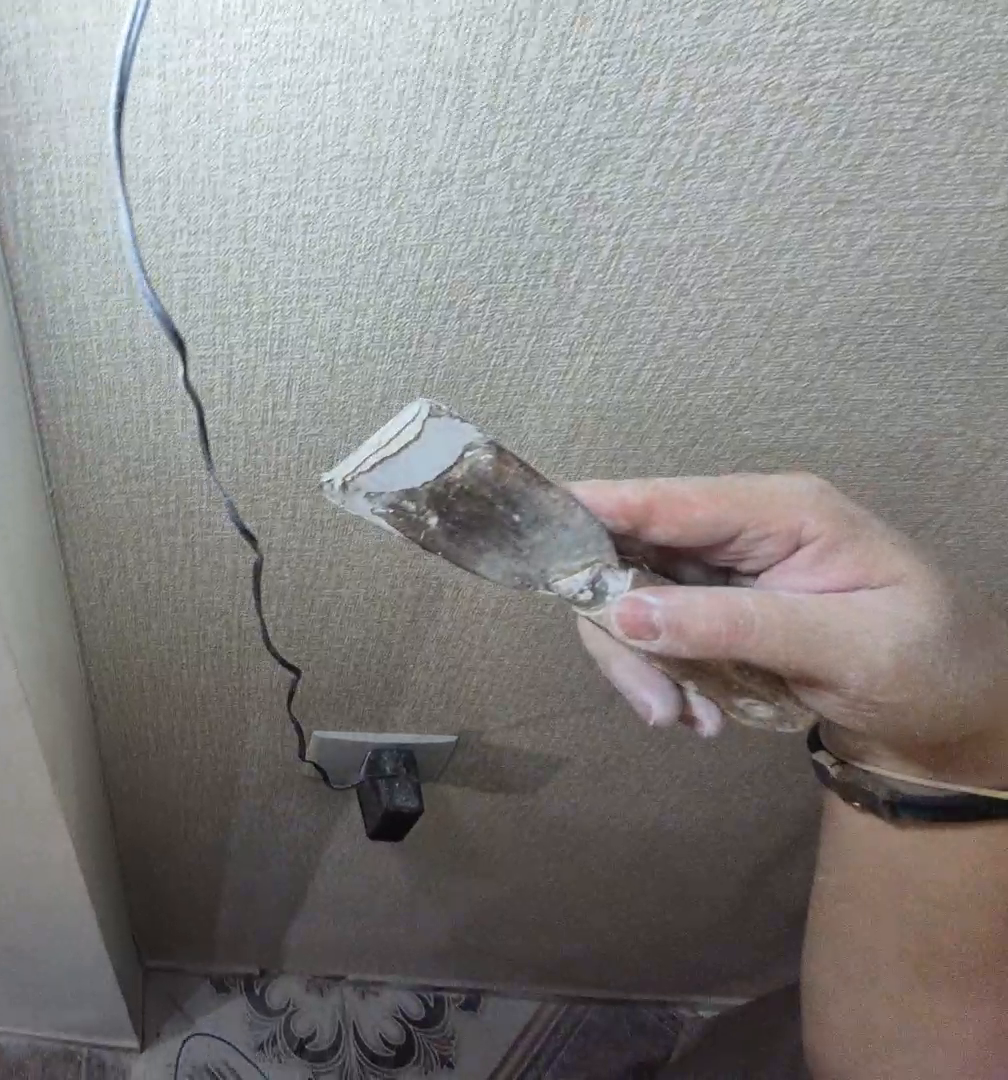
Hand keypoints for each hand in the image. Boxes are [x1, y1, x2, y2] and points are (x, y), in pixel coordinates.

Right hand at [571, 473, 1007, 782]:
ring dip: (636, 664)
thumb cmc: (929, 666)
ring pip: (615, 599)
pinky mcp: (689, 600)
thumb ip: (734, 624)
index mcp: (774, 510)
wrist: (950, 713)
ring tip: (682, 718)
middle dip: (619, 629)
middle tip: (651, 700)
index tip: (522, 539)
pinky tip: (691, 711)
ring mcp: (703, 565)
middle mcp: (725, 527)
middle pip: (618, 556)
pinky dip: (650, 675)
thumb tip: (619, 611)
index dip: (582, 512)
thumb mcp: (850, 648)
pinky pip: (635, 630)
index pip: (656, 501)